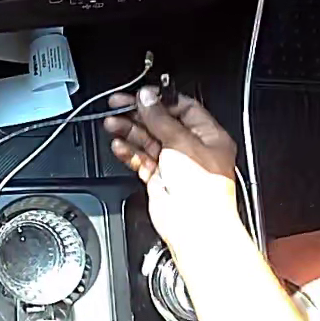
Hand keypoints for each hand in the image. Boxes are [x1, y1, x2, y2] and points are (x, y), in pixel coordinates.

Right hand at [104, 86, 244, 251]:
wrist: (193, 225)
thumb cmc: (203, 189)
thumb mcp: (181, 143)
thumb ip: (160, 118)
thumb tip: (147, 98)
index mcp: (208, 135)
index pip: (182, 108)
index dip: (160, 100)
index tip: (140, 95)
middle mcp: (191, 148)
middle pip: (160, 123)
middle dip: (138, 114)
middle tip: (117, 105)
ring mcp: (173, 163)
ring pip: (147, 140)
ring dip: (128, 131)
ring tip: (111, 123)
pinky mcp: (158, 177)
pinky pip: (140, 159)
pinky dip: (128, 151)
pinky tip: (119, 145)